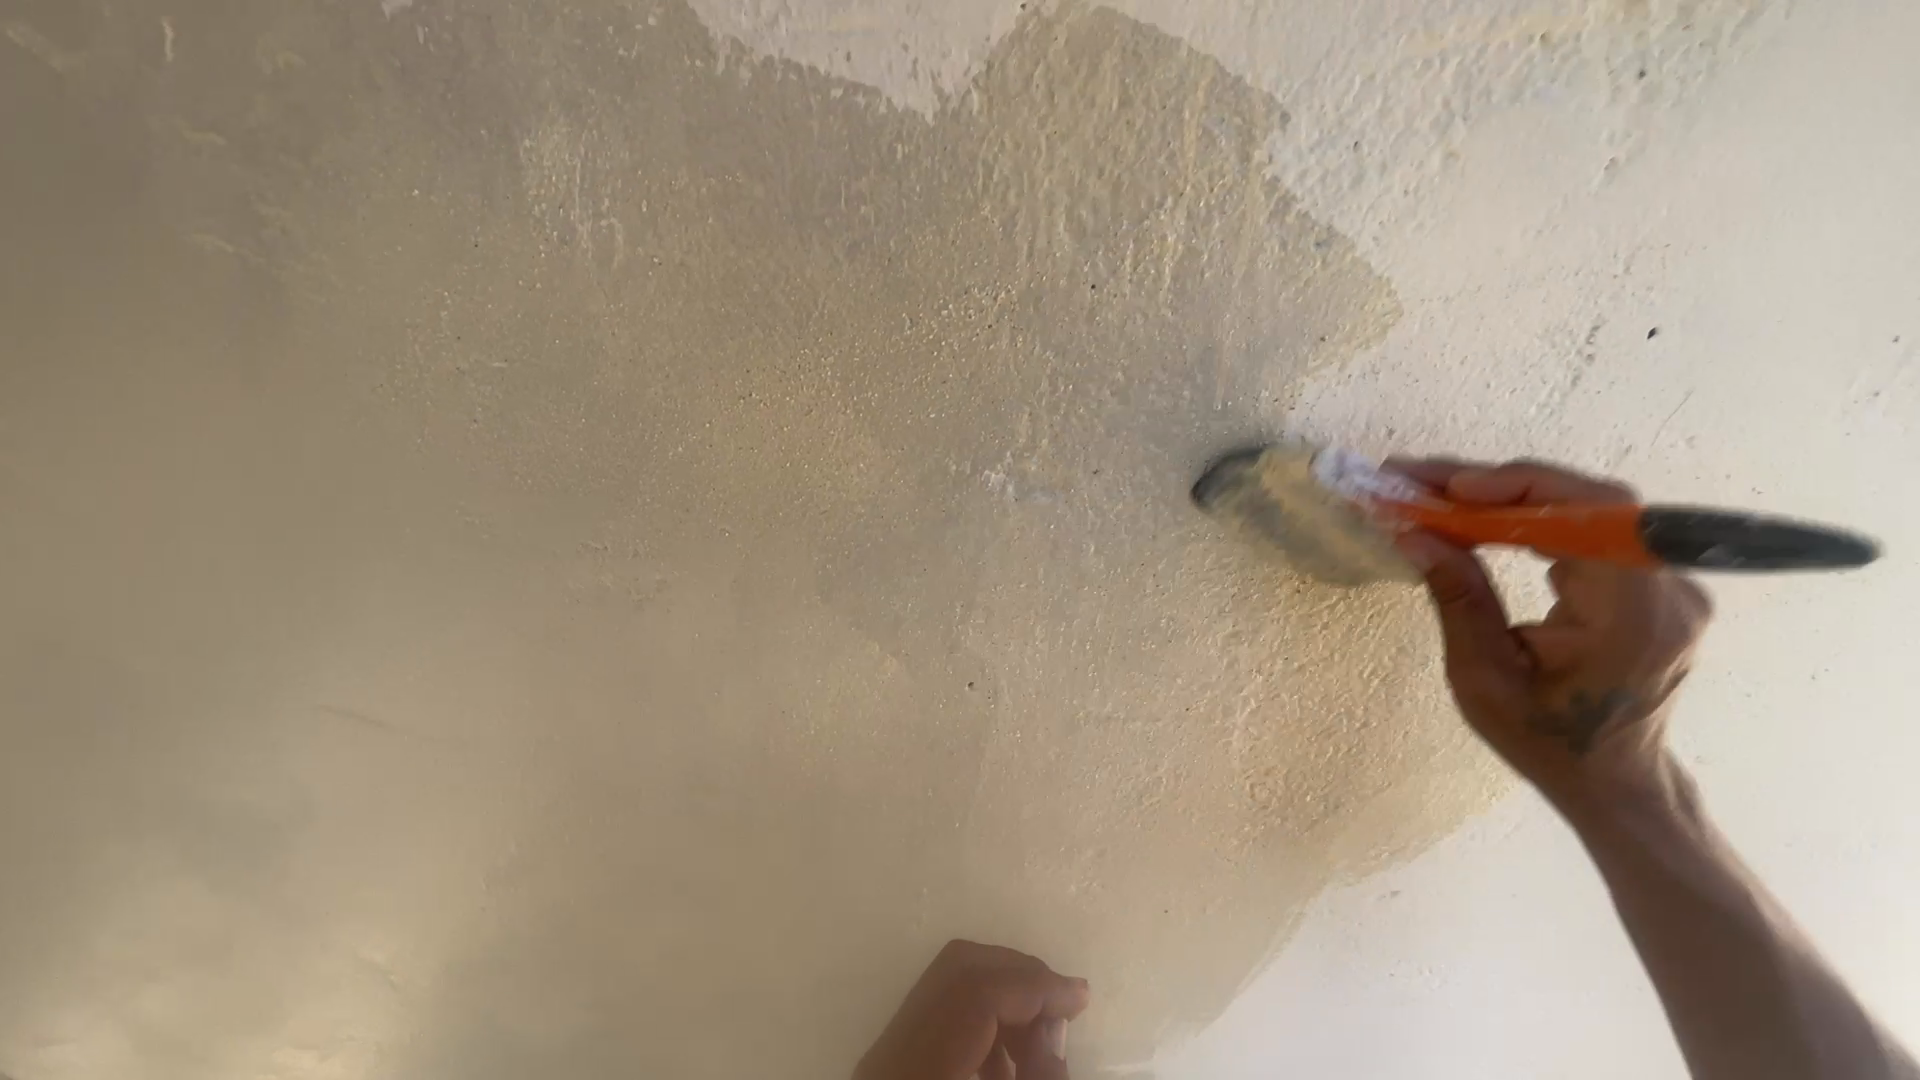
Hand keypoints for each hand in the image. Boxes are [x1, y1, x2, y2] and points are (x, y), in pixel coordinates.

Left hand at [854, 940, 1089, 1079]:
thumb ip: (1037, 1070)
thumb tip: (1055, 1023)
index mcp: (916, 1061)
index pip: (976, 991)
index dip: (1035, 984)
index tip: (1080, 995)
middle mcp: (888, 1048)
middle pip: (957, 967)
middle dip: (1018, 975)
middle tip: (1063, 1003)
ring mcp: (881, 1053)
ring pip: (946, 986)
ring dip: (1001, 1000)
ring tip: (1039, 1044)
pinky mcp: (885, 1062)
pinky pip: (936, 1016)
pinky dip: (978, 1024)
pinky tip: (1005, 1061)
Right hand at [1387, 459, 1712, 808]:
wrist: (1610, 777)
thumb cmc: (1542, 738)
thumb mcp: (1482, 676)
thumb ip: (1457, 597)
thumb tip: (1414, 533)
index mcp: (1633, 615)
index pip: (1589, 516)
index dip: (1516, 488)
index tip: (1444, 486)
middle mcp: (1667, 588)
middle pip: (1584, 502)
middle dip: (1494, 485)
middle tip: (1417, 480)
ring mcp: (1667, 581)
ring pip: (1585, 508)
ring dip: (1506, 496)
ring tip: (1436, 494)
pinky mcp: (1651, 581)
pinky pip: (1589, 527)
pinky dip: (1529, 515)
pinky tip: (1481, 517)